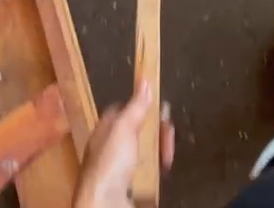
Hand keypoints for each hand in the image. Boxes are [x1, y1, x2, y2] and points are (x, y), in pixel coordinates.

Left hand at [74, 78, 175, 207]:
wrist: (107, 207)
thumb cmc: (111, 163)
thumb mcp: (124, 128)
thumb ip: (136, 105)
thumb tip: (145, 78)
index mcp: (105, 129)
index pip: (124, 109)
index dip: (141, 105)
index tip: (159, 105)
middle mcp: (112, 147)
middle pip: (139, 129)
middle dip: (156, 128)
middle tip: (168, 132)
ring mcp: (122, 168)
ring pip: (146, 149)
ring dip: (160, 147)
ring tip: (167, 154)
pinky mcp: (133, 185)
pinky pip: (149, 169)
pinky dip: (158, 166)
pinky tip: (164, 168)